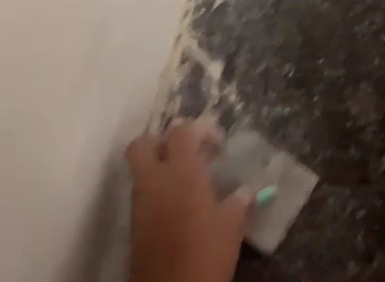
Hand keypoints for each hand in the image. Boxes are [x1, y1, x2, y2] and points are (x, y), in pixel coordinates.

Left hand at [125, 121, 255, 281]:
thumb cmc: (205, 254)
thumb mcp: (232, 225)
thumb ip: (240, 200)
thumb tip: (248, 189)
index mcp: (181, 173)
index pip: (181, 131)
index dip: (200, 129)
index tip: (219, 145)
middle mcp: (155, 182)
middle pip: (143, 144)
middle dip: (162, 140)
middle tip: (188, 151)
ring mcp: (140, 204)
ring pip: (140, 170)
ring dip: (160, 166)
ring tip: (189, 179)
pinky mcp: (135, 226)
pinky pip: (143, 194)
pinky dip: (158, 190)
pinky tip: (181, 204)